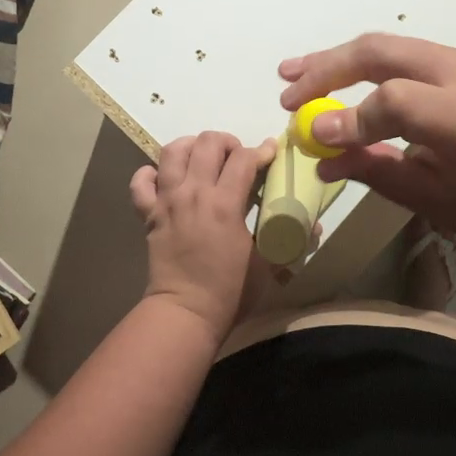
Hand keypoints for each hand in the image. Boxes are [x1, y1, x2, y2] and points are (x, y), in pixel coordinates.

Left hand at [128, 132, 273, 339]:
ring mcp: (167, 200)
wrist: (186, 314)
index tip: (270, 151)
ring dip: (190, 146)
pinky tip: (164, 178)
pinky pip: (140, 182)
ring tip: (202, 158)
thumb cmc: (230, 291)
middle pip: (207, 143)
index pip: (243, 158)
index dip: (261, 150)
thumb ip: (289, 240)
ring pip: (172, 151)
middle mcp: (193, 193)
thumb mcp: (267, 265)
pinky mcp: (148, 214)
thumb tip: (315, 226)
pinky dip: (150, 173)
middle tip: (236, 157)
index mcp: (224, 204)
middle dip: (226, 142)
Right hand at [278, 33, 455, 256]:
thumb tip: (318, 155)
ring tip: (298, 73)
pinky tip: (343, 77)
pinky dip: (369, 63)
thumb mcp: (431, 198)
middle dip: (328, 67)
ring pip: (390, 44)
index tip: (310, 135)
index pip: (390, 100)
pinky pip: (407, 53)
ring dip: (342, 58)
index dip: (345, 117)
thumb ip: (372, 169)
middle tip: (286, 86)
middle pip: (381, 52)